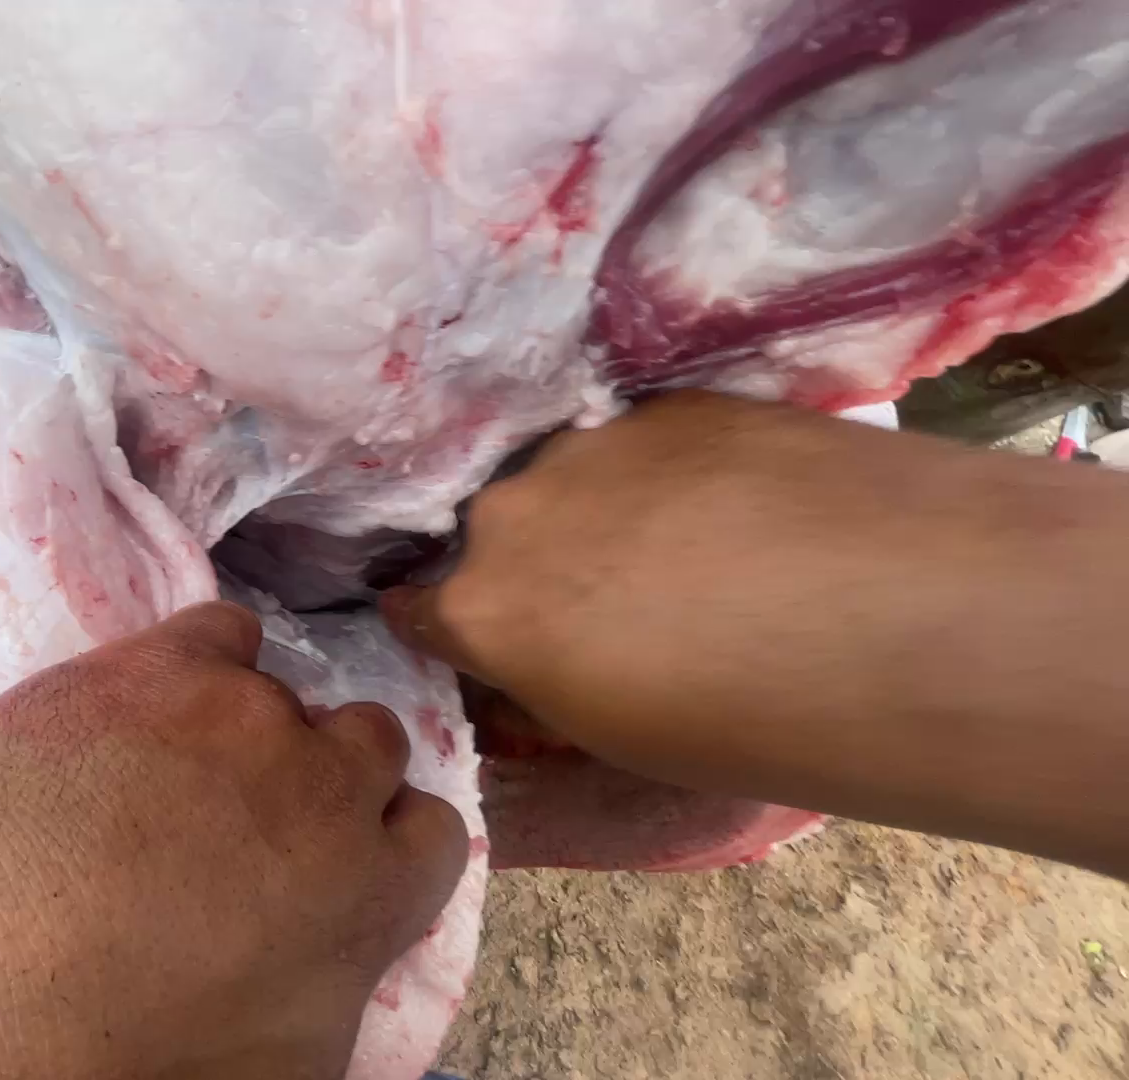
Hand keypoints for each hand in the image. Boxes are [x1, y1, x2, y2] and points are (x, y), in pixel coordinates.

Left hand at [0, 601, 468, 1079]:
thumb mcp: (272, 1061)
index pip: (431, 831)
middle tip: (252, 802)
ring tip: (175, 759)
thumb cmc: (122, 1048)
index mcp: (370, 894)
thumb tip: (331, 941)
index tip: (335, 843)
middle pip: (370, 737)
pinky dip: (206, 656)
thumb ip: (332, 979)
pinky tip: (159, 693)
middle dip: (326, 768)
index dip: (384, 832)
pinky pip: (223, 630)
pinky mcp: (168, 664)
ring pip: (285, 689)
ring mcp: (246, 713)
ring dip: (251, 721)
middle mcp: (327, 786)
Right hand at [381, 390, 1128, 877]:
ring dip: (583, 508)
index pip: (407, 603)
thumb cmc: (746, 724)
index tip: (450, 623)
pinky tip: (725, 498)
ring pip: (553, 479)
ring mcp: (580, 449)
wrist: (921, 627)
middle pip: (482, 534)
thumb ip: (527, 673)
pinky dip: (655, 472)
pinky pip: (628, 443)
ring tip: (670, 537)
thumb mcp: (604, 732)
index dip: (429, 617)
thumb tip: (512, 649)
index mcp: (477, 609)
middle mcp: (503, 517)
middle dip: (516, 561)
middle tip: (589, 588)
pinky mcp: (661, 405)